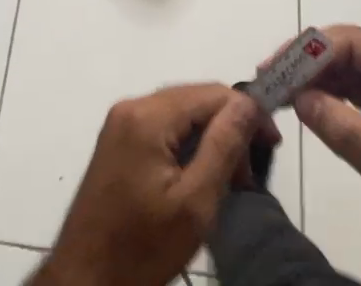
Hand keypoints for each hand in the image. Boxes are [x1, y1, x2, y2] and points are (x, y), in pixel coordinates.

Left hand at [33, 84, 262, 285]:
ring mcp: (121, 122)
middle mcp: (132, 107)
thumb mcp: (194, 202)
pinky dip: (188, 144)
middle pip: (196, 99)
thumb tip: (248, 103)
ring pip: (181, 112)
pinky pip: (164, 126)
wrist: (86, 276)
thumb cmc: (142, 246)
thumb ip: (224, 146)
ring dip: (211, 138)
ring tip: (230, 180)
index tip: (273, 146)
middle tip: (249, 174)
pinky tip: (201, 175)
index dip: (249, 113)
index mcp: (148, 116)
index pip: (212, 93)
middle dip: (230, 127)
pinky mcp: (118, 140)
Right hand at [292, 25, 360, 285]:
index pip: (355, 43)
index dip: (311, 49)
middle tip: (269, 79)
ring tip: (279, 91)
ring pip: (354, 68)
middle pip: (352, 49)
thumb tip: (299, 98)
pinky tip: (307, 104)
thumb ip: (345, 132)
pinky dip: (333, 94)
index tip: (276, 68)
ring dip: (317, 77)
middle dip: (309, 60)